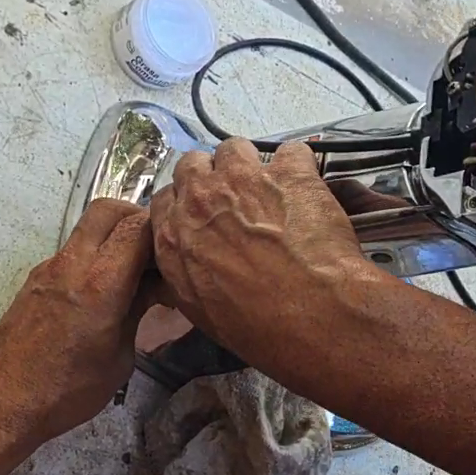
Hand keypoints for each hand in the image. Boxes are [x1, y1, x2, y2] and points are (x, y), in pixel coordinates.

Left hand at [0, 200, 153, 449]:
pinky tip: (104, 292)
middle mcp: (72, 263)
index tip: (177, 251)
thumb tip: (157, 286)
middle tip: (154, 250)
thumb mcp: (119, 358)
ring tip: (133, 274)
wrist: (0, 402)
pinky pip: (72, 252)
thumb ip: (138, 312)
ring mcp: (49, 267)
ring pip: (87, 228)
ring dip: (113, 238)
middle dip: (135, 218)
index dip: (162, 228)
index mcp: (100, 283)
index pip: (137, 227)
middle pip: (107, 209)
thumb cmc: (66, 391)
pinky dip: (94, 257)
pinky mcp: (35, 278)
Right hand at [148, 139, 380, 366]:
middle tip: (234, 197)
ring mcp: (242, 179)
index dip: (186, 203)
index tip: (203, 214)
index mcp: (172, 234)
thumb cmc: (253, 327)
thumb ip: (183, 271)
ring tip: (269, 186)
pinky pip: (291, 152)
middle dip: (210, 176)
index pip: (166, 198)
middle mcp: (200, 198)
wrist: (309, 317)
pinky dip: (298, 167)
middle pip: (192, 164)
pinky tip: (307, 189)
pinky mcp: (288, 172)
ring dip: (248, 164)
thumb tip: (191, 262)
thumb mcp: (198, 309)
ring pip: (234, 147)